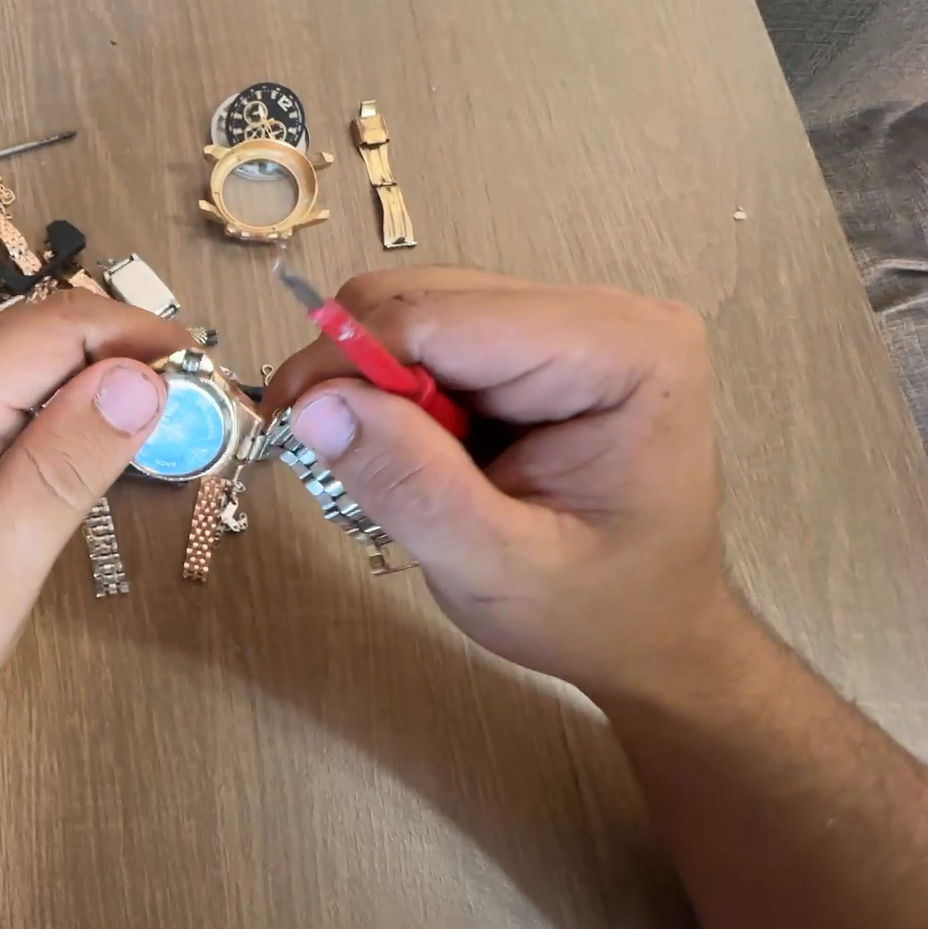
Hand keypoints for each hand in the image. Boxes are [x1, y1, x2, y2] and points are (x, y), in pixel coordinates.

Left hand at [0, 291, 186, 738]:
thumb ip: (60, 472)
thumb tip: (136, 383)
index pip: (53, 331)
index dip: (138, 338)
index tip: (204, 380)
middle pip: (41, 334)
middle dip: (123, 360)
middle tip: (190, 420)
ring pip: (28, 359)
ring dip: (95, 385)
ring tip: (148, 441)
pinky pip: (6, 389)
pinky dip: (59, 408)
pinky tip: (83, 454)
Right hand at [264, 267, 734, 693]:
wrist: (640, 629)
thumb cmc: (586, 608)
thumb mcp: (490, 564)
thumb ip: (408, 483)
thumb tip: (313, 407)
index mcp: (619, 354)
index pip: (441, 318)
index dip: (347, 360)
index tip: (286, 422)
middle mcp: (594, 317)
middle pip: (419, 299)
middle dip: (349, 368)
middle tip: (318, 443)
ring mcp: (560, 328)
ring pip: (408, 312)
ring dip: (361, 380)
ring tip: (365, 454)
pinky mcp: (525, 351)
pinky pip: (419, 340)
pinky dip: (380, 388)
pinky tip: (396, 442)